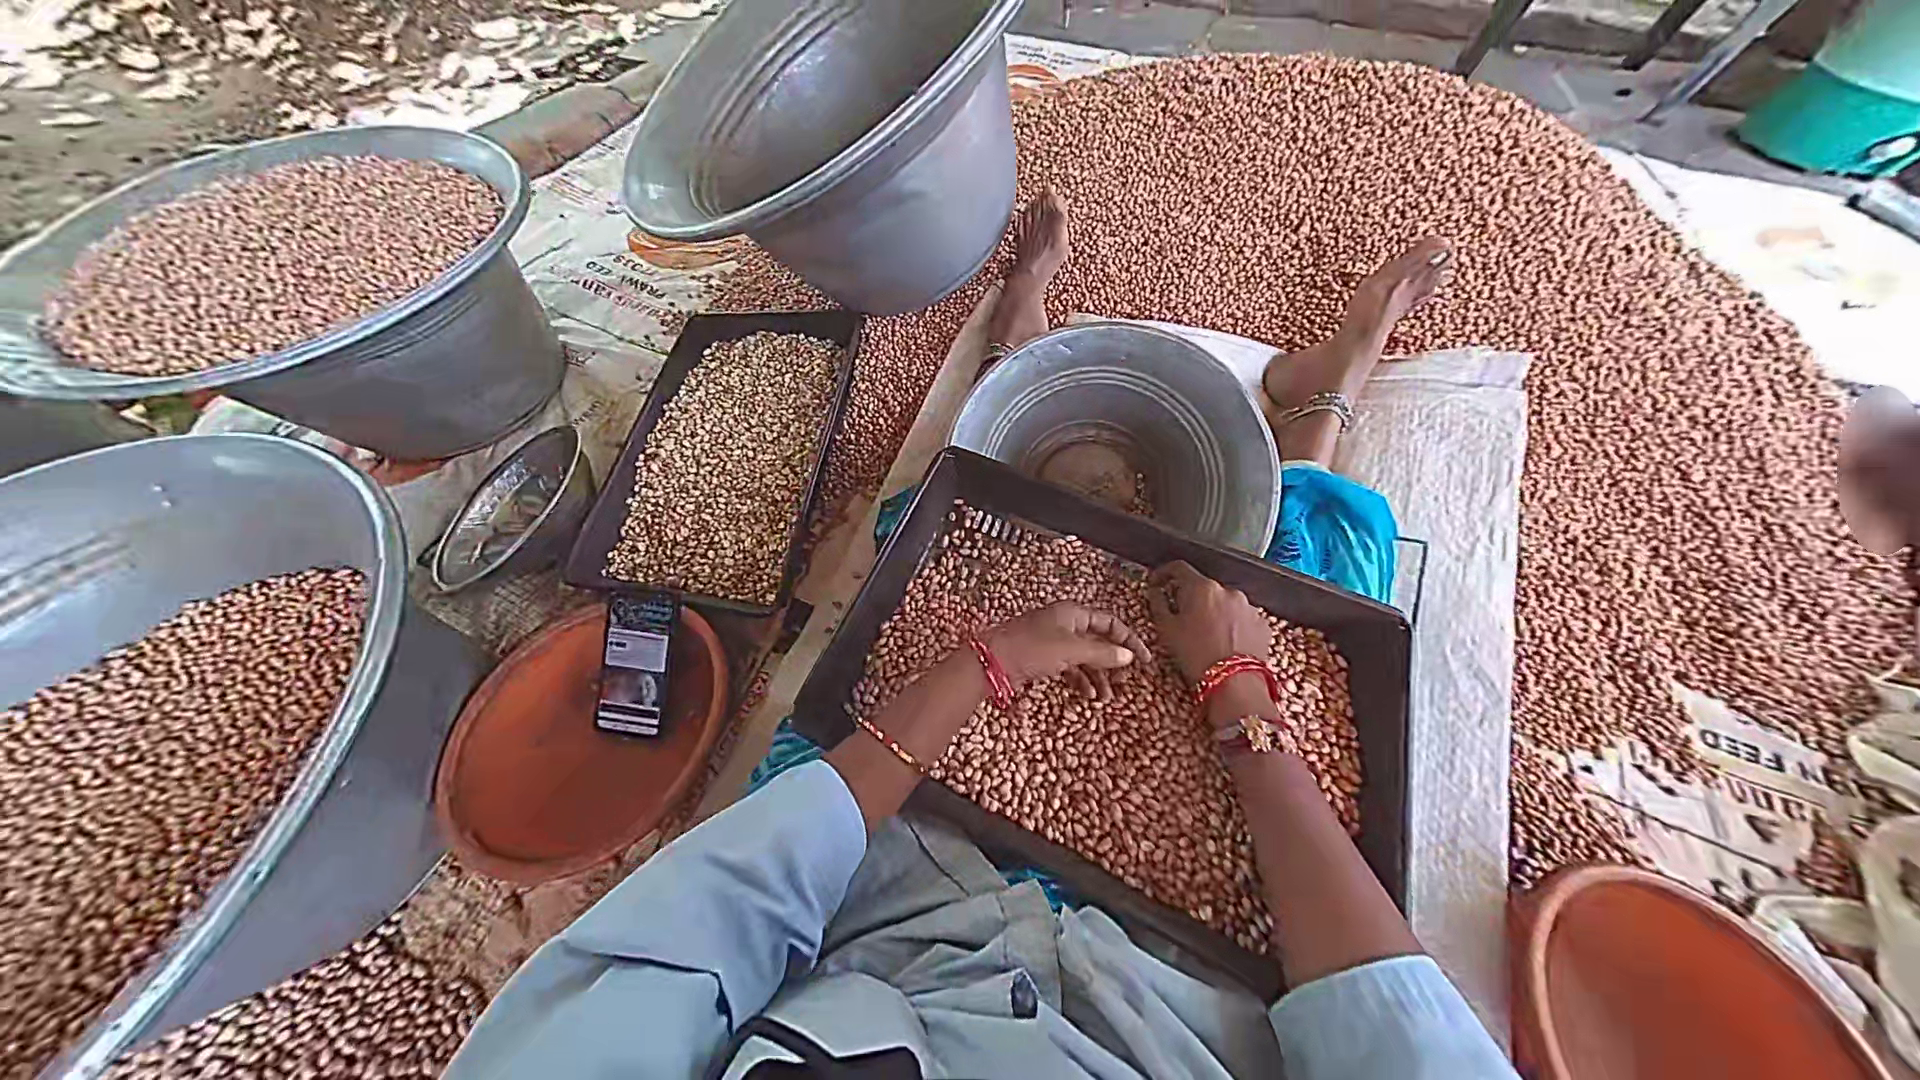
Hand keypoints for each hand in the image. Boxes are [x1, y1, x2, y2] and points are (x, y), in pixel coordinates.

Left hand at [984, 602, 1147, 700]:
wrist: (993, 660)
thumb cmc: (1032, 647)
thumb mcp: (1071, 650)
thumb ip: (1101, 653)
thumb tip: (1128, 656)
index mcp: (1073, 613)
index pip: (1109, 623)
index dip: (1128, 640)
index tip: (1144, 660)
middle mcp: (1064, 624)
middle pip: (1097, 641)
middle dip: (1112, 662)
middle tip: (1123, 683)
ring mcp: (1053, 641)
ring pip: (1084, 657)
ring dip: (1097, 676)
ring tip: (1104, 697)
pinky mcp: (1043, 657)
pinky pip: (1070, 667)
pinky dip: (1080, 679)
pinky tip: (1087, 694)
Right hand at [1147, 561, 1271, 682]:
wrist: (1235, 684)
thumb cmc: (1195, 655)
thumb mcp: (1167, 630)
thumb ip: (1158, 603)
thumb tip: (1156, 591)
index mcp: (1201, 587)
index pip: (1178, 568)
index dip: (1164, 573)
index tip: (1157, 584)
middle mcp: (1228, 591)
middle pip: (1203, 587)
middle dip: (1190, 598)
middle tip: (1180, 618)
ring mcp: (1248, 606)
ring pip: (1223, 603)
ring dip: (1212, 612)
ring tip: (1205, 635)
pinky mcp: (1262, 624)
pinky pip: (1241, 617)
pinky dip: (1231, 624)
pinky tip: (1223, 642)